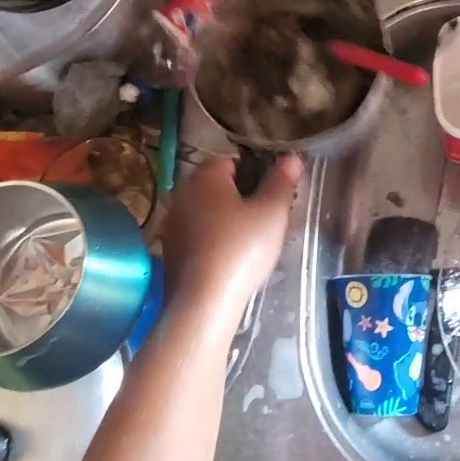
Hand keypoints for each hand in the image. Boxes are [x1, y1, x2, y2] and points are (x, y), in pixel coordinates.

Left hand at [160, 154, 301, 324]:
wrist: (203, 303)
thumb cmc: (241, 248)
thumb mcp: (272, 213)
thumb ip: (281, 182)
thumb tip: (291, 157)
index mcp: (205, 177)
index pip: (229, 161)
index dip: (252, 174)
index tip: (270, 195)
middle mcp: (181, 194)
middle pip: (215, 187)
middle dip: (238, 197)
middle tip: (263, 218)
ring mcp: (171, 225)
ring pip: (204, 213)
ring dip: (223, 220)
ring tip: (248, 242)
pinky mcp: (168, 253)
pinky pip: (195, 237)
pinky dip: (210, 242)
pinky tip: (227, 261)